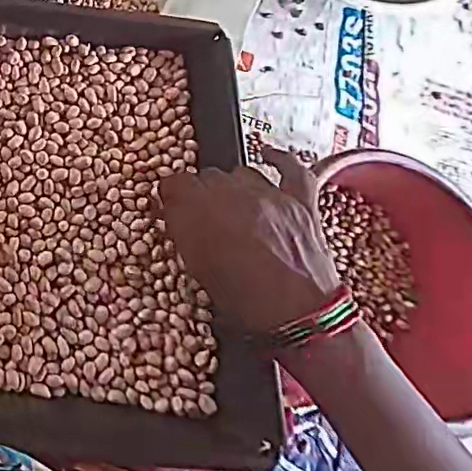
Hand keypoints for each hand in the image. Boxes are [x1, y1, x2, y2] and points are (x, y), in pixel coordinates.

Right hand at [156, 143, 340, 332]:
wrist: (300, 317)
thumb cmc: (244, 299)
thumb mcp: (196, 266)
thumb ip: (181, 230)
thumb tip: (172, 210)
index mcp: (200, 210)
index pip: (174, 183)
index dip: (171, 195)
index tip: (171, 204)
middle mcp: (232, 194)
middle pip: (206, 176)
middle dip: (201, 193)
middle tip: (203, 215)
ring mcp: (269, 195)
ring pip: (240, 172)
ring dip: (234, 185)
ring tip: (234, 205)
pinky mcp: (300, 201)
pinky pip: (291, 168)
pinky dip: (279, 158)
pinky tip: (267, 154)